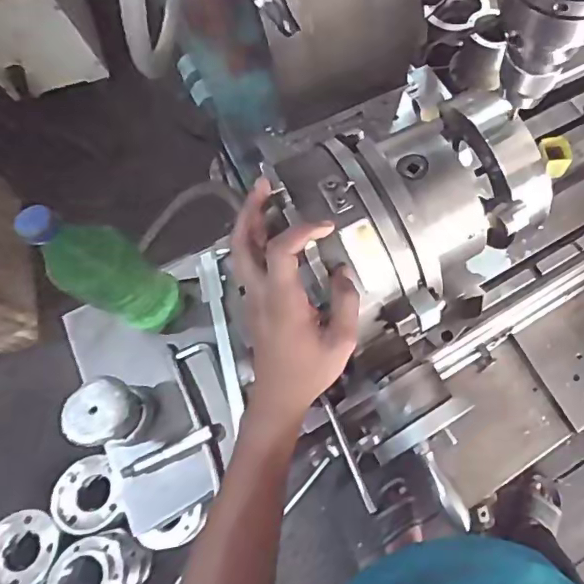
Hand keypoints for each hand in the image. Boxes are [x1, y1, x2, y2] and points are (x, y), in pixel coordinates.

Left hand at [229, 178, 359, 437]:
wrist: (277, 398)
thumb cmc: (308, 372)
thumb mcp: (340, 340)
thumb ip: (345, 301)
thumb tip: (341, 271)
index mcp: (281, 299)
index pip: (282, 250)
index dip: (303, 230)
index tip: (326, 227)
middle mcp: (259, 293)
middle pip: (242, 243)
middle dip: (250, 210)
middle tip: (263, 186)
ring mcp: (251, 298)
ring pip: (238, 252)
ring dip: (248, 222)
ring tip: (262, 200)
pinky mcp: (252, 304)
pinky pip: (246, 263)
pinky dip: (252, 240)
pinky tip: (269, 234)